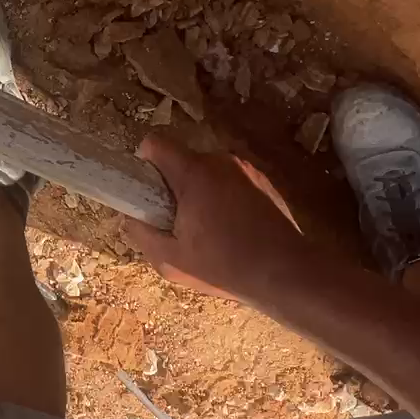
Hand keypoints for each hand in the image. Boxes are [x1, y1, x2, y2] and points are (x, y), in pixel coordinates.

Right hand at [122, 135, 324, 306]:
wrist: (289, 274)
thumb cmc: (225, 267)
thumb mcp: (170, 261)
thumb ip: (142, 234)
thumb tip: (130, 218)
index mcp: (194, 173)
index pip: (155, 144)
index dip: (144, 163)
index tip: (148, 191)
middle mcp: (219, 161)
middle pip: (181, 159)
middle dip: (173, 184)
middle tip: (177, 220)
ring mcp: (245, 169)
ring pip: (206, 170)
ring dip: (199, 191)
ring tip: (208, 228)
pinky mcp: (264, 181)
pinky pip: (229, 180)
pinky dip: (223, 196)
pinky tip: (233, 228)